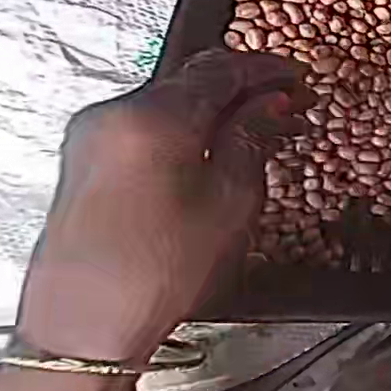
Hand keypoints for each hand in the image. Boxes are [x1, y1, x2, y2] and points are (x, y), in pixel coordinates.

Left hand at [16, 50, 307, 364]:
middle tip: (295, 100)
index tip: (305, 76)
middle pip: (192, 78)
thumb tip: (271, 102)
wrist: (85, 321)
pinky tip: (226, 141)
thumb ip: (250, 137)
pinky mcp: (89, 157)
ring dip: (223, 104)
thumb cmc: (171, 260)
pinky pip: (152, 121)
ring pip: (173, 99)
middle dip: (247, 83)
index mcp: (153, 117)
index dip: (268, 69)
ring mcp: (94, 133)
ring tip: (270, 125)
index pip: (221, 71)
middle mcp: (115, 111)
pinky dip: (195, 122)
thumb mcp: (232, 198)